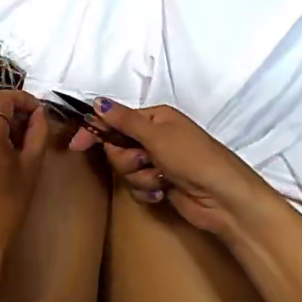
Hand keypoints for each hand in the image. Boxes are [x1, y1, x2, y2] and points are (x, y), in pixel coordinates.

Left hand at [0, 89, 50, 287]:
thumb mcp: (32, 164)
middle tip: (31, 116)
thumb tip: (39, 113)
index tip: (40, 111)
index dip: (24, 100)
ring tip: (19, 126)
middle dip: (11, 102)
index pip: (4, 99)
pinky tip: (2, 137)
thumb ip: (38, 132)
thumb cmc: (11, 200)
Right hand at [69, 99, 272, 241]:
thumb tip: (97, 102)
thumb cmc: (195, 159)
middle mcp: (155, 137)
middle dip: (127, 160)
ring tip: (162, 179)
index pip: (115, 120)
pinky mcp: (161, 184)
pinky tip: (163, 193)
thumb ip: (123, 120)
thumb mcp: (157, 136)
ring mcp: (158, 162)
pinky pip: (137, 187)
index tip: (76, 144)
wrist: (225, 199)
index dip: (95, 131)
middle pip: (117, 147)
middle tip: (145, 161)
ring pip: (126, 169)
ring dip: (140, 177)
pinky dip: (147, 191)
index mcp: (156, 118)